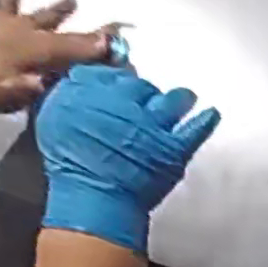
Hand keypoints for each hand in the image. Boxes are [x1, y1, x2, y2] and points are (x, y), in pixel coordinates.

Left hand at [0, 0, 115, 112]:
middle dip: (88, 32)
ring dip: (57, 9)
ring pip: (40, 15)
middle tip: (111, 27)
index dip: (100, 48)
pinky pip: (5, 6)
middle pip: (65, 32)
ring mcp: (11, 27)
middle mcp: (30, 34)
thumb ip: (54, 79)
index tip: (120, 45)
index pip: (78, 48)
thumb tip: (79, 74)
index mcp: (40, 51)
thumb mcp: (26, 88)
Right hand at [36, 66, 220, 253]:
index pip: (114, 74)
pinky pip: (196, 129)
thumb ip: (71, 93)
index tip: (125, 82)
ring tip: (185, 97)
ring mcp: (154, 124)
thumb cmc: (71, 161)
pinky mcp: (175, 147)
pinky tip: (212, 113)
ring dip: (179, 98)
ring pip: (172, 101)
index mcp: (94, 90)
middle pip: (144, 87)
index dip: (120, 79)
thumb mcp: (55, 115)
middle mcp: (127, 102)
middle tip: (149, 96)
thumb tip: (83, 79)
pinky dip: (206, 120)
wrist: (96, 192)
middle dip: (146, 92)